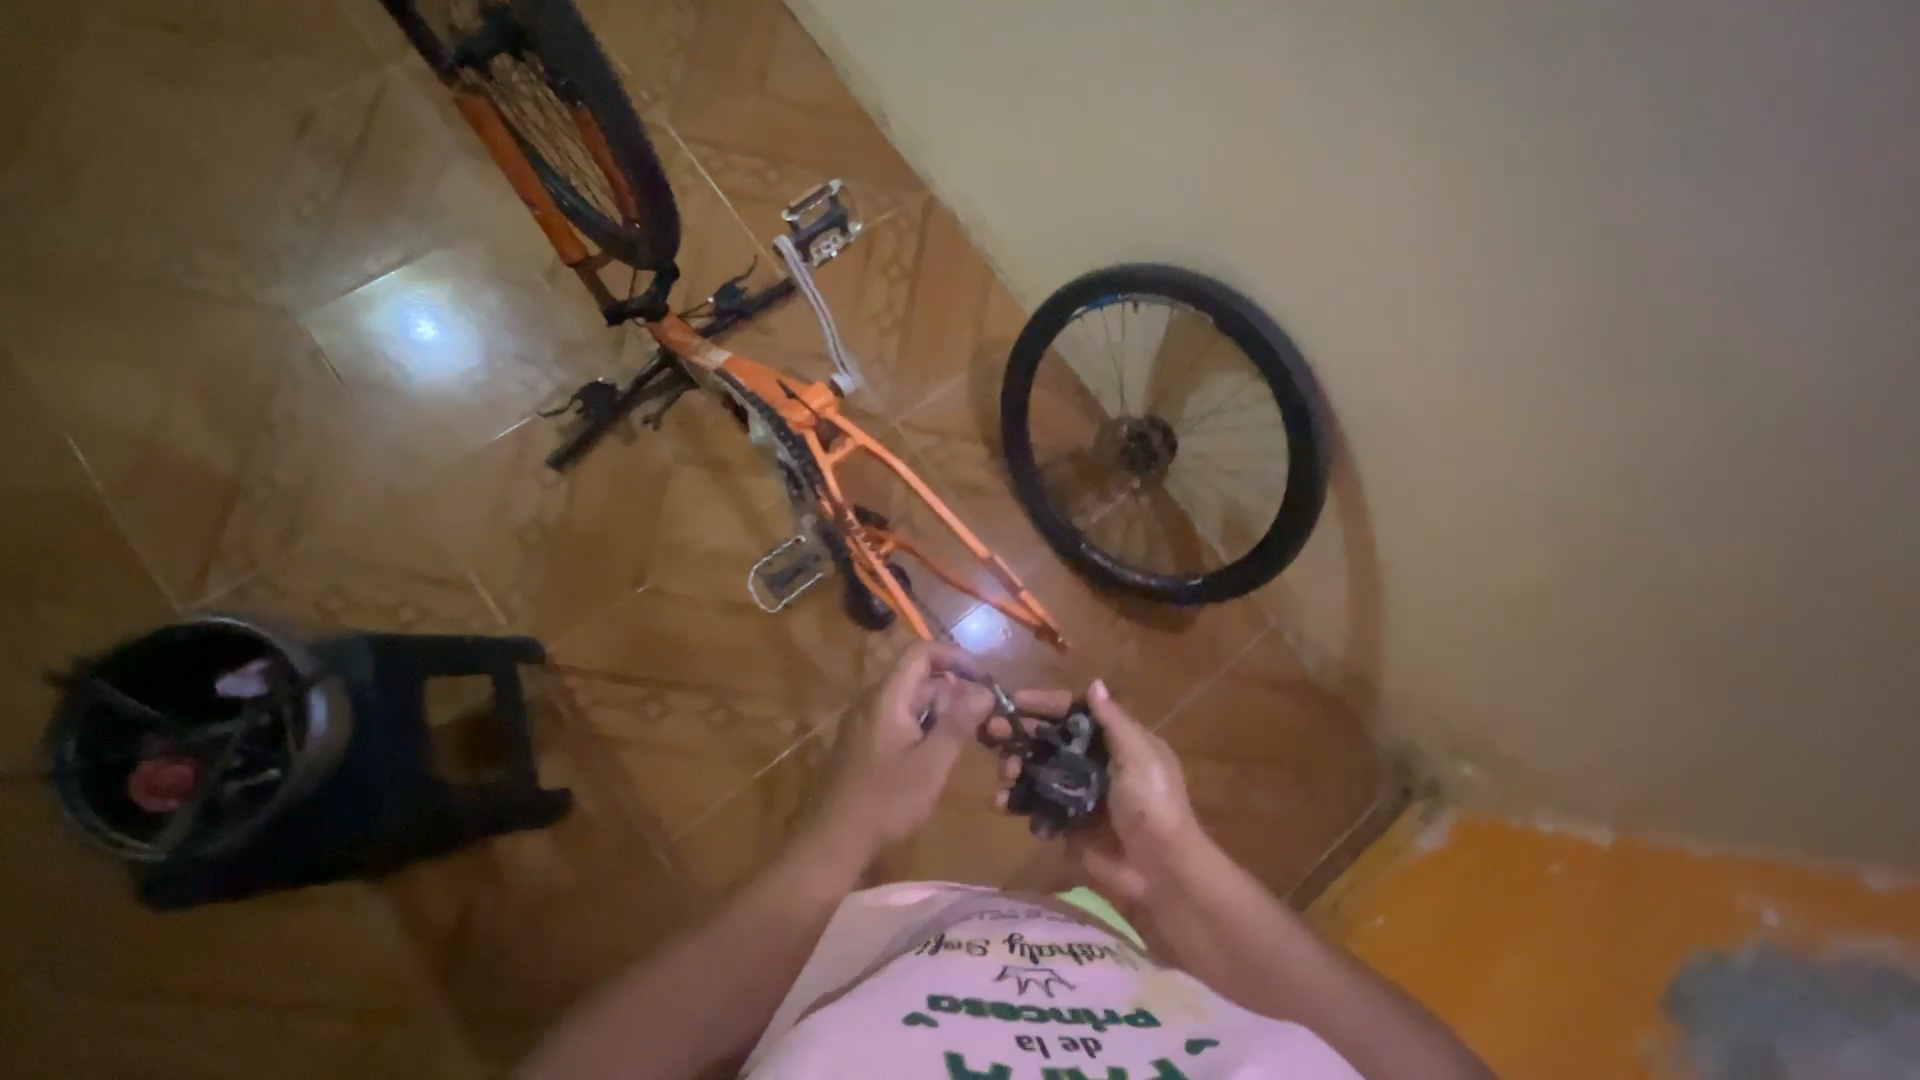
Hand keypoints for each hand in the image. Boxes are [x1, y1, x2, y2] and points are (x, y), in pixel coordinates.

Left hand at [814, 642, 995, 859]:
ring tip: (967, 738)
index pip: (921, 653)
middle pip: (918, 678)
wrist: (832, 841)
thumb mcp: (931, 765)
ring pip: (910, 701)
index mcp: (887, 698)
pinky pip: (898, 719)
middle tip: (984, 720)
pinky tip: (938, 754)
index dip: (954, 656)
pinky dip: (923, 726)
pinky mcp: (863, 743)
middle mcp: (872, 701)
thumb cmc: (885, 802)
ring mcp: (864, 722)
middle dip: (954, 691)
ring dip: (941, 711)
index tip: (984, 677)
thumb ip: (958, 724)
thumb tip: (985, 691)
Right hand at [992, 679, 1204, 904]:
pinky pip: (1033, 806)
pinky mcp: (1065, 825)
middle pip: (1048, 740)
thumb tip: (1095, 682)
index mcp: (1114, 742)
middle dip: (1019, 733)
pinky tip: (1000, 802)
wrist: (1160, 871)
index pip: (1074, 713)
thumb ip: (1113, 721)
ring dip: (1013, 766)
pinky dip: (1013, 801)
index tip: (1014, 700)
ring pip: (1035, 771)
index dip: (1045, 704)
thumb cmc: (1152, 804)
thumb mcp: (1139, 756)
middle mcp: (1092, 763)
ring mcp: (1076, 795)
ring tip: (1004, 773)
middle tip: (992, 732)